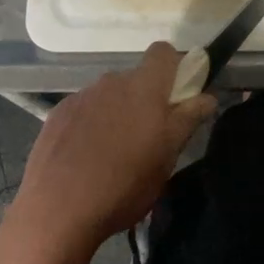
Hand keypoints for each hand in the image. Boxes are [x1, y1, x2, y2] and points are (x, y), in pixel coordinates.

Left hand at [0, 43, 215, 260]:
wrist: (56, 212)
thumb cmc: (123, 184)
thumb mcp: (167, 158)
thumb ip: (187, 120)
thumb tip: (207, 96)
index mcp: (143, 87)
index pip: (163, 52)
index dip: (173, 67)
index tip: (176, 95)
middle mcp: (111, 81)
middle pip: (134, 79)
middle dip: (143, 100)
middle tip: (145, 137)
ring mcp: (81, 96)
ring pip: (107, 96)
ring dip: (115, 113)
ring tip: (111, 154)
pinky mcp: (57, 115)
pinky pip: (82, 111)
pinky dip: (88, 126)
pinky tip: (83, 158)